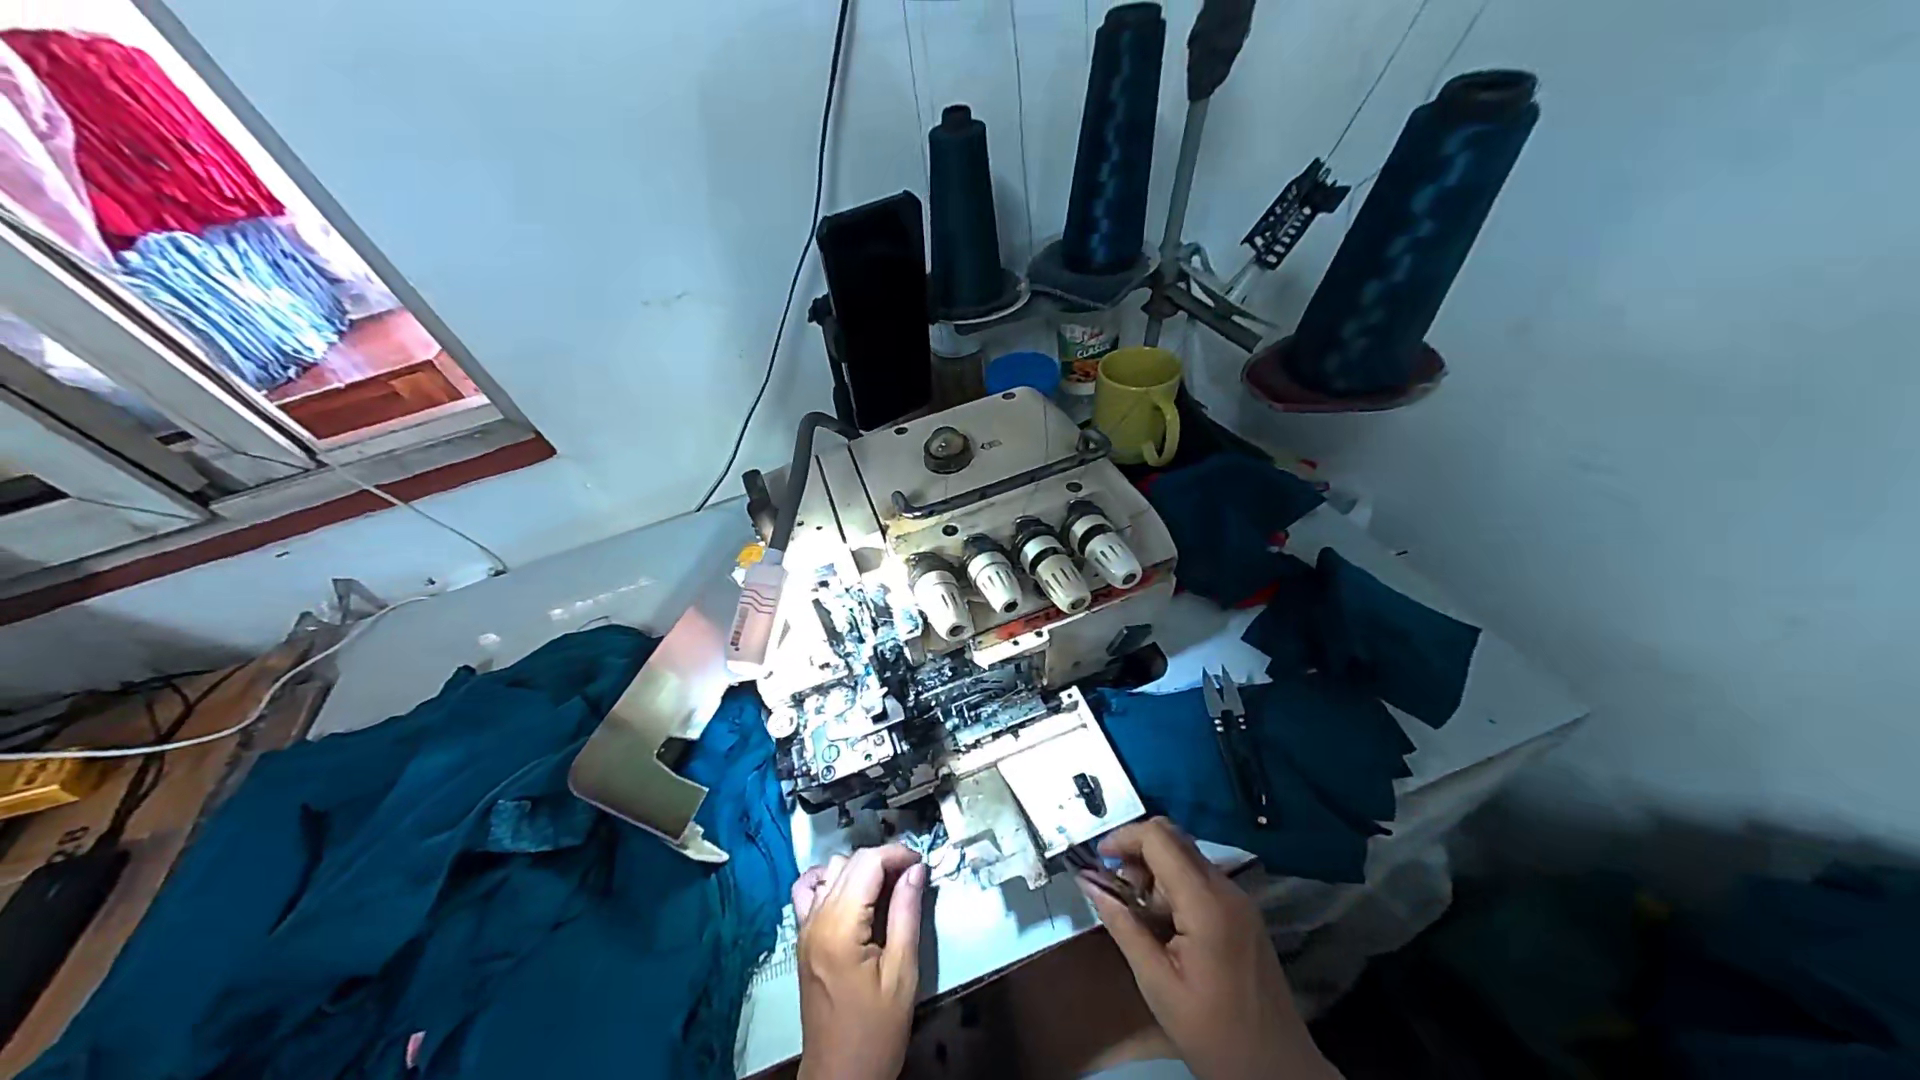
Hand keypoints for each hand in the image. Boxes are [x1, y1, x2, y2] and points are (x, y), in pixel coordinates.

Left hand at [793, 844, 928, 1079]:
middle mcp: (815, 919)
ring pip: (831, 871)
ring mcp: (804, 928)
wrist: (840, 1077)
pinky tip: (852, 892)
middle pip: (849, 862)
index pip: (867, 863)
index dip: (897, 855)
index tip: (921, 864)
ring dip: (861, 869)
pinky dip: (830, 881)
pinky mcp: (803, 939)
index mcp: (839, 927)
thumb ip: (906, 914)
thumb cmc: (876, 1031)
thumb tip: (916, 870)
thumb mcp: (902, 974)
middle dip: (884, 860)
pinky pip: (809, 892)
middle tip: (912, 876)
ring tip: (889, 886)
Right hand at [1078, 818, 1338, 1079]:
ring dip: (1154, 870)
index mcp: (1206, 902)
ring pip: (1186, 855)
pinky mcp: (1243, 912)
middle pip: (1174, 838)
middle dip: (1137, 852)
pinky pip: (1200, 877)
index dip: (1124, 838)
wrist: (1279, 1071)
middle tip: (1117, 889)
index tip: (1098, 859)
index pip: (1159, 838)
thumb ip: (1123, 925)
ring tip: (1138, 913)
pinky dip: (1173, 884)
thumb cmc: (1213, 1033)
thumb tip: (1088, 882)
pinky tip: (1163, 922)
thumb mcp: (1156, 982)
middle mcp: (1227, 888)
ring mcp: (1239, 899)